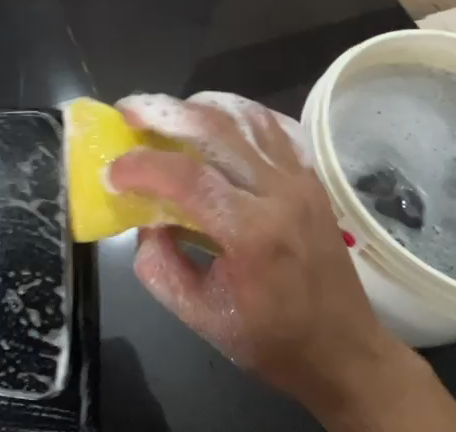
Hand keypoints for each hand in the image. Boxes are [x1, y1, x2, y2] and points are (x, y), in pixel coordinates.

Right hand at [109, 93, 455, 431]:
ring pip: (244, 115)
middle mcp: (279, 194)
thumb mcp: (198, 314)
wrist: (343, 350)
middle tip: (126, 110)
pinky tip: (212, 118)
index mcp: (251, 234)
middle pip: (214, 128)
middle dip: (162, 112)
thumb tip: (140, 217)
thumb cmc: (269, 337)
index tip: (111, 172)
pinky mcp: (311, 175)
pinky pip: (273, 124)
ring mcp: (300, 179)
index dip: (141, 166)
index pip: (185, 178)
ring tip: (164, 112)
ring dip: (196, 105)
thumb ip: (157, 264)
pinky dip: (237, 112)